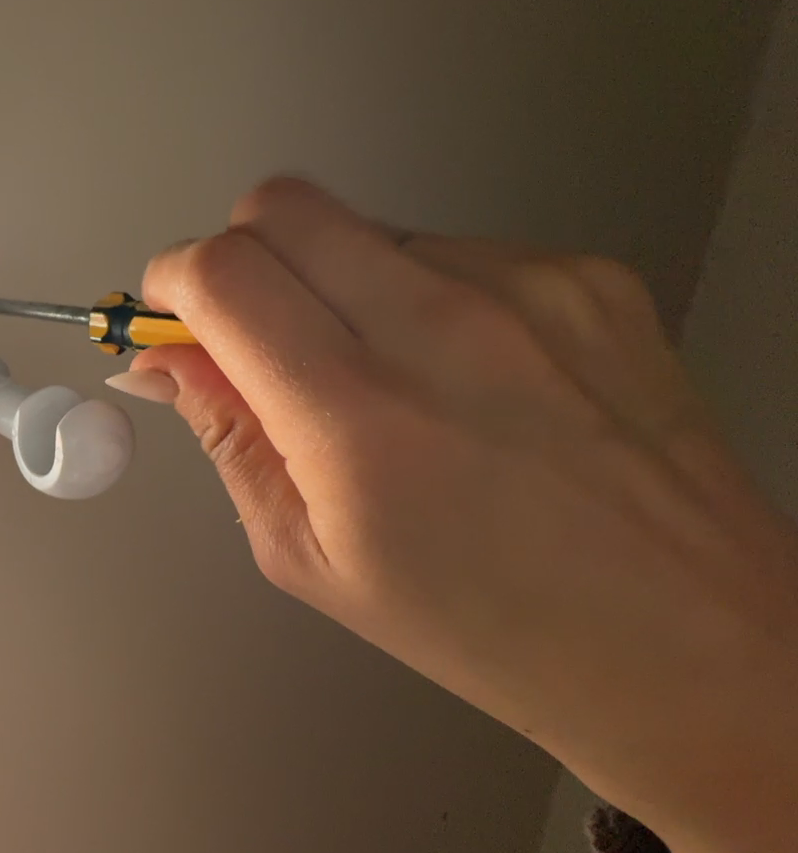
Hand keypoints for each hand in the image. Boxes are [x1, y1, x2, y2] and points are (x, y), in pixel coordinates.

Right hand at [112, 177, 797, 852]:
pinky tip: (444, 369)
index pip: (222, 274)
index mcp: (357, 416)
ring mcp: (527, 288)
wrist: (693, 646)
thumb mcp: (301, 550)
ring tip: (363, 370)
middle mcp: (443, 328)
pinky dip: (405, 290)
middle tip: (242, 328)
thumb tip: (158, 362)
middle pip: (281, 206)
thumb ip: (223, 433)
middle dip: (233, 255)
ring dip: (322, 278)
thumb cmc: (475, 622)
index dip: (170, 282)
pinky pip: (439, 247)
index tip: (166, 314)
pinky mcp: (585, 275)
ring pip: (356, 224)